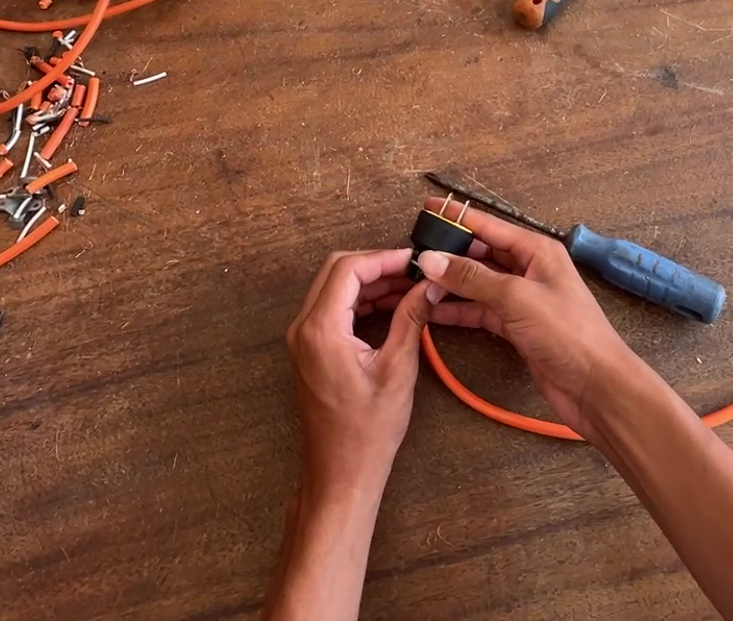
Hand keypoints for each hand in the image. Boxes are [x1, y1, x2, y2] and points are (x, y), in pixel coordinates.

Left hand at [285, 248, 433, 494]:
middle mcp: (303, 327)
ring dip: (370, 282)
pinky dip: (361, 300)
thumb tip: (429, 285)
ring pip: (334, 287)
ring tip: (409, 285)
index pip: (347, 269)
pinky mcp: (310, 348)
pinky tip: (393, 304)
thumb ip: (411, 319)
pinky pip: (333, 308)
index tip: (413, 259)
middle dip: (376, 265)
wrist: (340, 474)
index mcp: (321, 329)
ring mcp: (303, 337)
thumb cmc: (367, 431)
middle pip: (336, 271)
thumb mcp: (398, 370)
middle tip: (412, 270)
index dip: (383, 258)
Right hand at [416, 209, 639, 438]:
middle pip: (481, 254)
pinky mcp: (516, 326)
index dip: (458, 217)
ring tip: (417, 283)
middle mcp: (528, 269)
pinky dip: (459, 309)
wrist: (596, 387)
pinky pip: (481, 310)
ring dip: (450, 284)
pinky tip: (433, 311)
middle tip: (415, 253)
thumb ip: (472, 278)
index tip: (428, 209)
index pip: (489, 226)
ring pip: (478, 283)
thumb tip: (431, 259)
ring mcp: (522, 299)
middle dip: (450, 253)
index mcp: (536, 250)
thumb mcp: (516, 298)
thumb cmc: (567, 333)